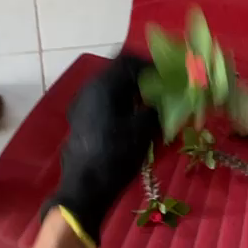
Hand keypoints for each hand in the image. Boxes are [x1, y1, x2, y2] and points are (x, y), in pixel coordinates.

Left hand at [47, 54, 160, 247]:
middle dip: (141, 80)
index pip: (129, 60)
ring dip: (130, 94)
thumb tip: (165, 102)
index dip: (151, 66)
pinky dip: (119, 107)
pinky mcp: (79, 121)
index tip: (167, 79)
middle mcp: (88, 89)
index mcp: (104, 85)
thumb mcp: (144, 130)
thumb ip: (156, 109)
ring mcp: (80, 105)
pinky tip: (130, 123)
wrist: (85, 188)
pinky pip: (102, 104)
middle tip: (161, 94)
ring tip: (148, 110)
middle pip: (118, 73)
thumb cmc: (116, 156)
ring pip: (109, 89)